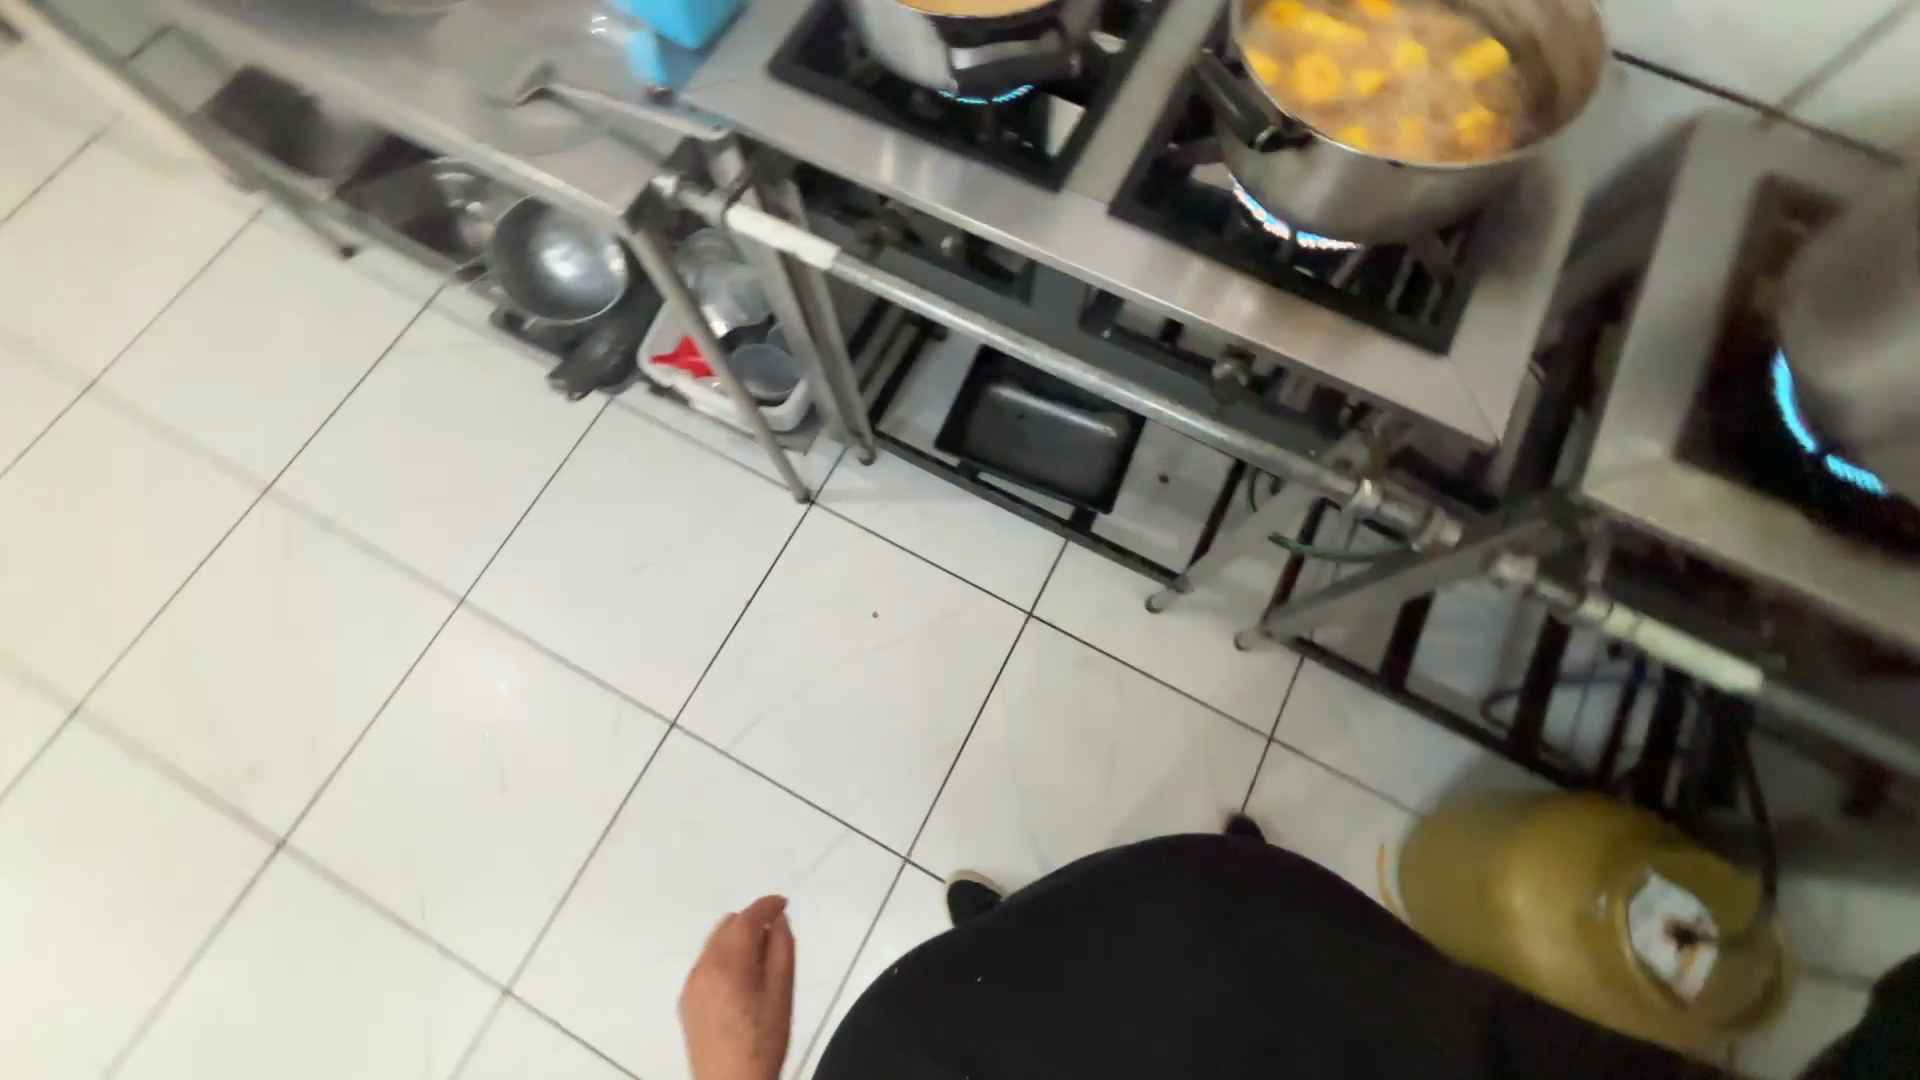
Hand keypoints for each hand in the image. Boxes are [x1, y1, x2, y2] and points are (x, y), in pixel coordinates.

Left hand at [680, 895, 796, 1079]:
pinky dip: (723, 958)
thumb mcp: (782, 991)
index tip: (784, 904)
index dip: (767, 905)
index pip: (747, 918)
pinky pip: (706, 964)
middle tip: (775, 935)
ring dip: (737, 939)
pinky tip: (739, 981)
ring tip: (759, 959)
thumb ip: (782, 947)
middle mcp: (703, 967)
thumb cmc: (764, 1040)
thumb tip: (778, 921)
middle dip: (752, 921)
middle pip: (728, 925)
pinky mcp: (686, 1002)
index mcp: (729, 962)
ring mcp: (691, 985)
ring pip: (714, 943)